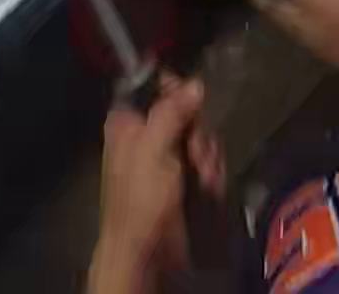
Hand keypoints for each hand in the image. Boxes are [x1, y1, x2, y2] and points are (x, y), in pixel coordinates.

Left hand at [95, 78, 223, 270]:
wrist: (147, 255)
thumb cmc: (141, 198)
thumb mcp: (153, 146)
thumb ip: (173, 110)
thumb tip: (196, 83)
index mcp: (128, 123)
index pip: (154, 85)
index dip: (175, 88)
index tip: (190, 98)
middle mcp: (147, 135)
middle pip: (186, 110)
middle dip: (197, 131)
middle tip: (193, 150)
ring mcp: (167, 156)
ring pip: (200, 134)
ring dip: (206, 155)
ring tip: (199, 176)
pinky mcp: (184, 177)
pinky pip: (206, 157)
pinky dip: (210, 170)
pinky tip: (204, 185)